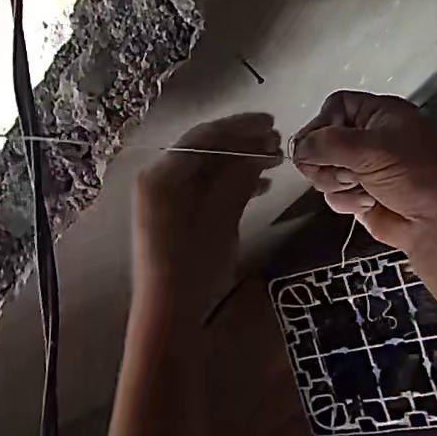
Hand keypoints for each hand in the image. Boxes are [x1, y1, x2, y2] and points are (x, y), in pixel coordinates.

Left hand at [134, 113, 282, 313]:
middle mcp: (159, 180)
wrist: (169, 313)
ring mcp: (166, 198)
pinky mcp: (176, 214)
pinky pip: (206, 188)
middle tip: (277, 141)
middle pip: (204, 150)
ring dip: (240, 162)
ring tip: (275, 160)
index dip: (239, 127)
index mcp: (162, 177)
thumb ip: (236, 181)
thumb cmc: (193, 267)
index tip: (271, 123)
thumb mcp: (220, 221)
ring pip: (208, 168)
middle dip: (242, 143)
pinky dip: (231, 183)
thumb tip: (256, 151)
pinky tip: (260, 185)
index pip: (203, 138)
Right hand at [291, 91, 436, 252]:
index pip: (336, 106)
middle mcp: (369, 138)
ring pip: (323, 170)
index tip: (316, 145)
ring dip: (337, 182)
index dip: (322, 124)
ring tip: (363, 188)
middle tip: (345, 171)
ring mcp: (363, 168)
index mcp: (379, 114)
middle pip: (322, 141)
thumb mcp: (371, 149)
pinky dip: (347, 200)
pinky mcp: (359, 195)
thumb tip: (298, 149)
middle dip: (327, 160)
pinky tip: (369, 203)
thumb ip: (327, 143)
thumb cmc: (414, 174)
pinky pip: (333, 194)